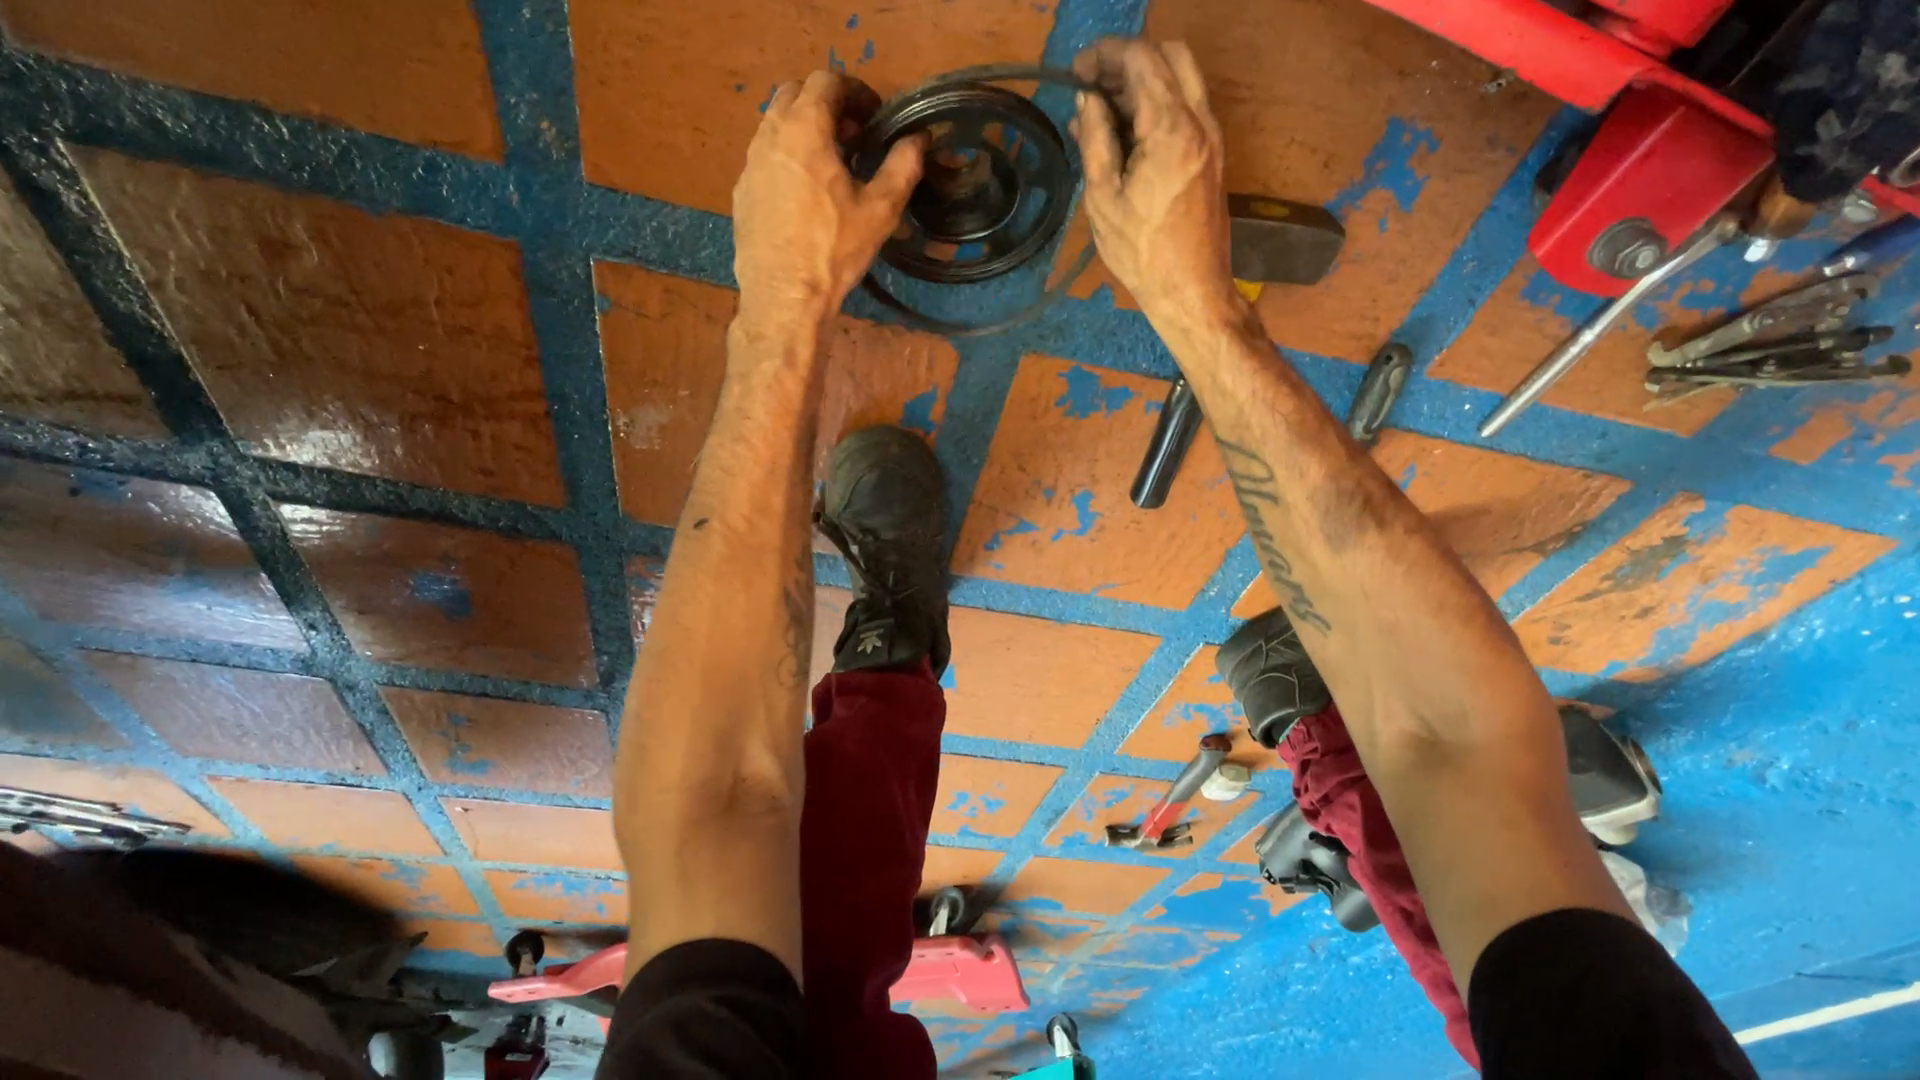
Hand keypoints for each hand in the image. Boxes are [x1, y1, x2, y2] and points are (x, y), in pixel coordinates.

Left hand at [732, 71, 925, 333]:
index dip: (855, 91)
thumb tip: (918, 140)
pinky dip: (787, 158)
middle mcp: (770, 137)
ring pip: (775, 125)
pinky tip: (806, 194)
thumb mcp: (880, 210)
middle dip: (826, 104)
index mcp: (805, 130)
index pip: (826, 81)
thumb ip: (902, 166)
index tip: (874, 117)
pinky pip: (765, 157)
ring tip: (831, 165)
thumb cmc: (834, 251)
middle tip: (853, 136)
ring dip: (805, 130)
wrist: (784, 297)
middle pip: (794, 94)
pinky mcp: (742, 192)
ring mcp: (750, 165)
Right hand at [1072, 40, 1239, 330]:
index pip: (1142, 59)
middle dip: (1127, 59)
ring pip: (1181, 78)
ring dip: (1142, 80)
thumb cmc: (1141, 252)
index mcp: (1171, 129)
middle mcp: (1199, 121)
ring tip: (1101, 109)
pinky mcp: (1212, 154)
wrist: (1191, 288)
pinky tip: (1124, 132)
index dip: (1106, 55)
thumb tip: (1088, 101)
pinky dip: (1156, 104)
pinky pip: (1186, 107)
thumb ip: (1095, 140)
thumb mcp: (1103, 198)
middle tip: (1092, 84)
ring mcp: (1211, 136)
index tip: (1077, 74)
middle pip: (1169, 55)